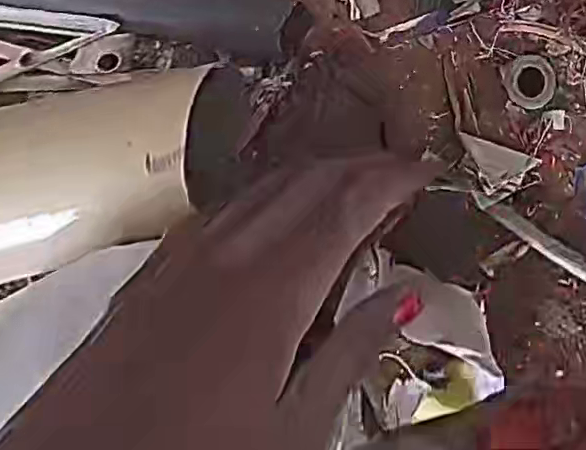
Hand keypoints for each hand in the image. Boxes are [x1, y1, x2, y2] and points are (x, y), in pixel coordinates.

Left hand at [0, 155, 440, 449]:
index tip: (428, 170)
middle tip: (403, 172)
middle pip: (315, 176)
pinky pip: (232, 203)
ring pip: (273, 182)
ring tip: (355, 184)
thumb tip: (407, 298)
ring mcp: (190, 250)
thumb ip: (353, 351)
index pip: (352, 201)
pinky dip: (274, 192)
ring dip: (321, 172)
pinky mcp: (158, 265)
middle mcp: (235, 248)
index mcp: (276, 285)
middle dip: (366, 164)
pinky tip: (281, 214)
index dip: (395, 177)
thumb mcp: (293, 430)